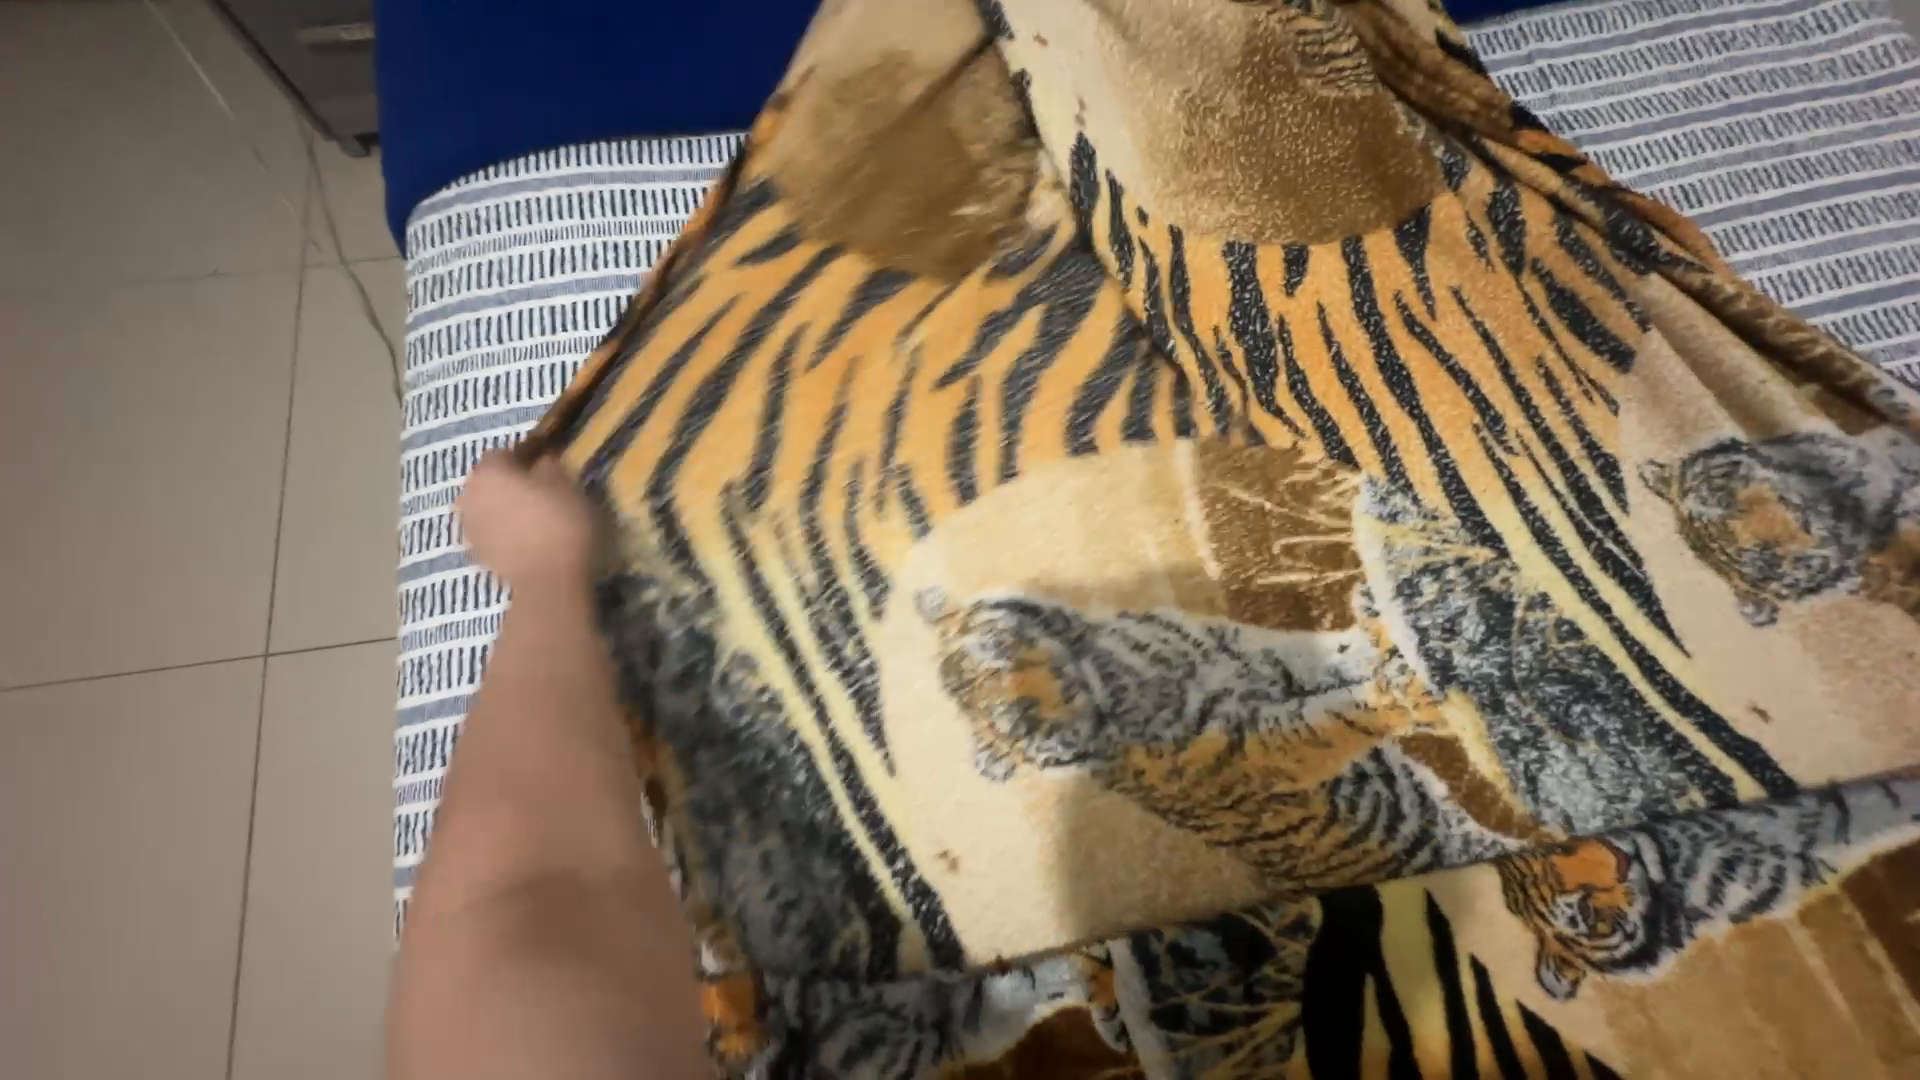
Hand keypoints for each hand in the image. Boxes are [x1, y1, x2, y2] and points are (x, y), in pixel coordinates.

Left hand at [457, 451, 598, 594]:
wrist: (548, 578)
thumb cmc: (560, 523)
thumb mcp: (567, 484)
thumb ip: (549, 465)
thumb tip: (541, 460)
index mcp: (489, 471)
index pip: (505, 452)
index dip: (527, 455)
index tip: (547, 462)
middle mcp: (469, 493)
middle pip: (490, 480)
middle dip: (510, 482)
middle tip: (539, 489)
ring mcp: (468, 525)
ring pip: (487, 506)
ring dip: (504, 506)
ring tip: (531, 515)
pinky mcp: (475, 551)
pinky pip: (489, 530)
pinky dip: (503, 530)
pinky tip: (525, 537)